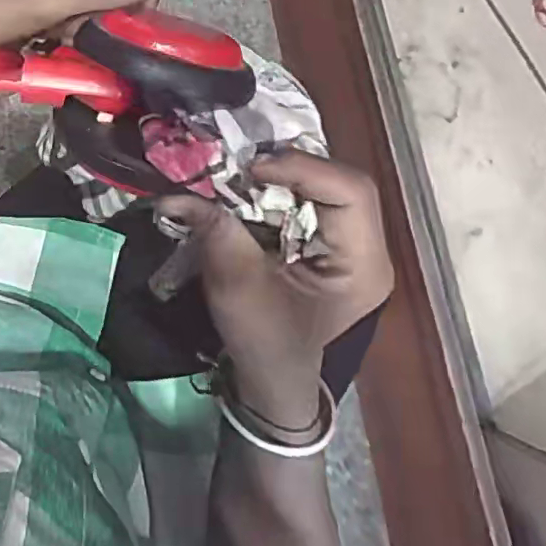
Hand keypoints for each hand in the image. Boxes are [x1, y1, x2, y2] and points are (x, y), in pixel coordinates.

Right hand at [157, 151, 393, 427]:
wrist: (271, 378)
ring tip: (239, 176)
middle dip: (288, 168)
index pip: (351, 191)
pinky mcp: (323, 239)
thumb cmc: (266, 344)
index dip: (303, 169)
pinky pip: (304, 198)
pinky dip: (272, 189)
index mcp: (364, 264)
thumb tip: (180, 195)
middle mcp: (365, 245)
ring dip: (278, 176)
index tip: (251, 170)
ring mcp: (347, 241)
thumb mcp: (238, 291)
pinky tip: (245, 192)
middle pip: (337, 180)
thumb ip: (217, 235)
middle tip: (241, 167)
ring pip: (320, 183)